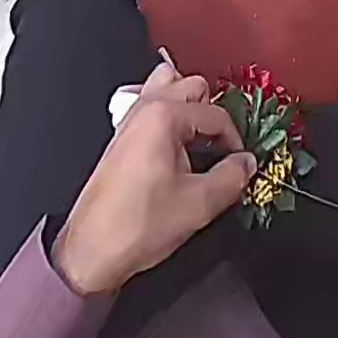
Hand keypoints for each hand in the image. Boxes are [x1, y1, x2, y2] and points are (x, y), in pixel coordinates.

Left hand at [51, 63, 255, 295]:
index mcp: (165, 115)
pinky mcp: (123, 133)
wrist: (90, 252)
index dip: (234, 139)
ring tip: (198, 137)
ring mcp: (131, 117)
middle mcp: (147, 107)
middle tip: (221, 146)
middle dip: (212, 113)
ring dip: (188, 104)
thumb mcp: (198, 205)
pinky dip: (168, 112)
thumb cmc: (139, 225)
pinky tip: (175, 145)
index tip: (239, 162)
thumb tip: (246, 163)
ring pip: (169, 84)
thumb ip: (231, 178)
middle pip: (193, 86)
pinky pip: (151, 103)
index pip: (215, 114)